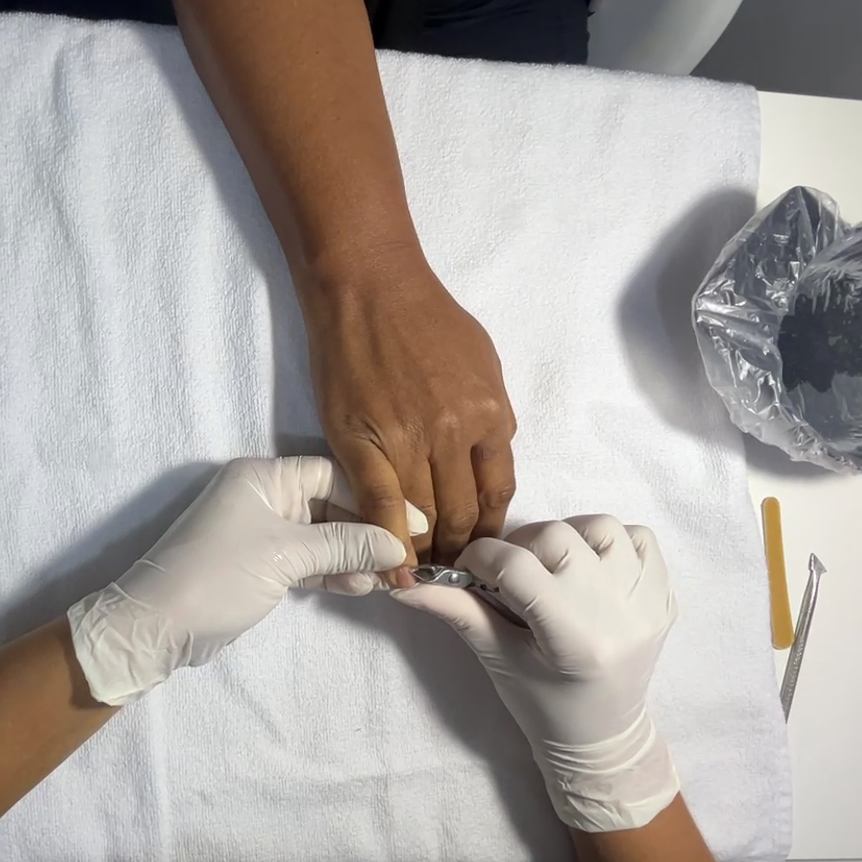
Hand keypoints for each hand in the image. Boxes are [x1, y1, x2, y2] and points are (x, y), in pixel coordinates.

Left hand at [70, 457, 409, 704]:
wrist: (157, 627)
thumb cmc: (219, 575)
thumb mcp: (285, 555)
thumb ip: (345, 546)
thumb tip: (399, 546)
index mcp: (262, 476)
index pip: (331, 474)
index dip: (374, 498)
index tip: (414, 525)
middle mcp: (263, 496)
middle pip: (330, 505)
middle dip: (366, 532)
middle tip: (405, 558)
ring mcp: (260, 532)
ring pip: (321, 536)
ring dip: (353, 556)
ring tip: (386, 579)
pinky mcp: (260, 564)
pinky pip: (307, 561)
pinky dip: (331, 573)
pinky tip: (360, 587)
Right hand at [301, 250, 515, 569]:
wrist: (367, 288)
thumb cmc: (424, 316)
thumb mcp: (481, 358)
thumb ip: (489, 411)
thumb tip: (486, 450)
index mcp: (490, 414)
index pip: (497, 490)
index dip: (489, 527)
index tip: (480, 546)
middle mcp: (456, 435)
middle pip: (462, 511)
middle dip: (458, 548)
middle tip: (449, 571)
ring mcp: (409, 442)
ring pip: (424, 516)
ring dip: (425, 551)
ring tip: (421, 573)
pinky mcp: (363, 445)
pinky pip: (382, 506)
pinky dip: (388, 542)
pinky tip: (392, 568)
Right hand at [393, 516, 680, 831]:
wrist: (601, 735)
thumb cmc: (540, 703)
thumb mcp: (494, 658)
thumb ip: (455, 611)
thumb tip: (403, 582)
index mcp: (574, 639)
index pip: (517, 567)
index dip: (481, 558)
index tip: (469, 570)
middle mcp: (619, 615)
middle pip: (557, 537)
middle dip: (520, 547)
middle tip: (509, 573)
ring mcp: (648, 604)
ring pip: (601, 528)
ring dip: (567, 538)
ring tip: (551, 567)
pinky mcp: (664, 597)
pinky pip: (640, 539)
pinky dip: (609, 543)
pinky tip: (588, 567)